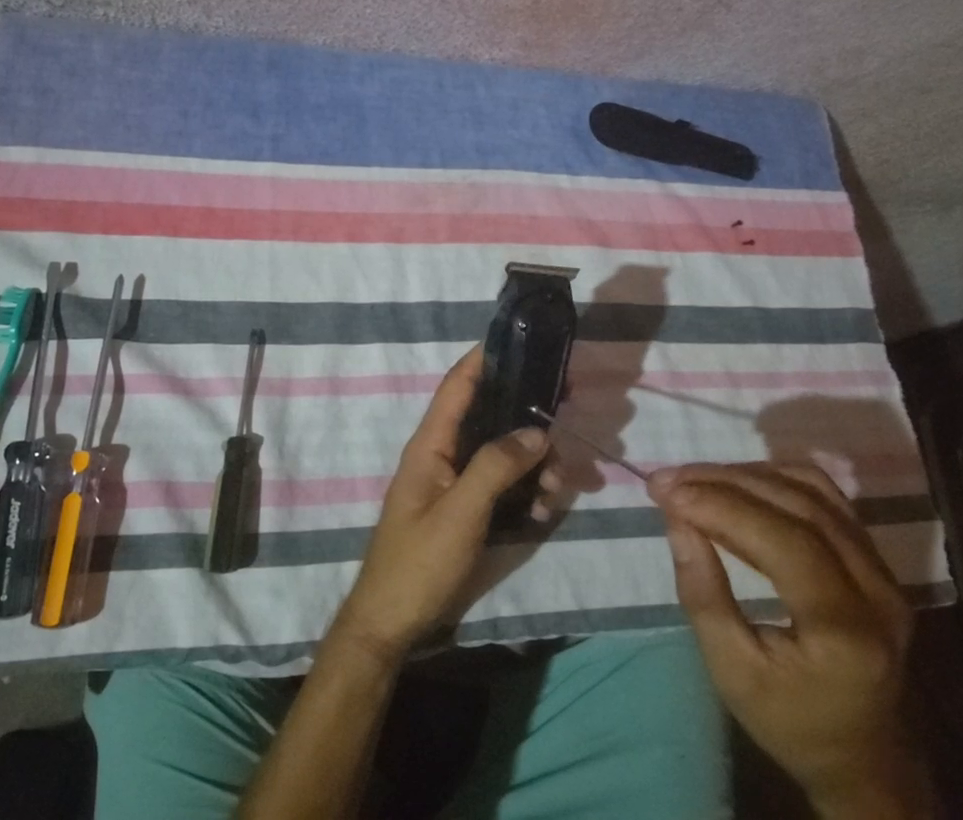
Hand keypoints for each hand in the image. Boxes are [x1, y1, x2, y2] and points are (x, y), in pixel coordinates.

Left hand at [334, 347, 548, 657]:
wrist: (393, 622)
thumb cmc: (419, 563)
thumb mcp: (460, 512)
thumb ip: (496, 466)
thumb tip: (537, 429)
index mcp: (430, 446)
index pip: (457, 387)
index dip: (484, 358)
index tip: (523, 340)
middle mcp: (444, 456)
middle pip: (491, 417)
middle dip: (530, 415)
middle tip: (569, 409)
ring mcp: (456, 484)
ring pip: (505, 455)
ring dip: (537, 463)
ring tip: (560, 489)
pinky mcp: (468, 511)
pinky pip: (505, 487)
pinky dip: (528, 493)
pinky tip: (544, 512)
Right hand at [650, 462, 932, 819]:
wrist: (862, 756)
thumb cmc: (789, 722)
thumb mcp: (732, 674)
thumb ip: (704, 597)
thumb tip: (677, 522)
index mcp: (845, 630)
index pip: (786, 543)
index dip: (725, 508)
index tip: (667, 493)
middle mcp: (878, 590)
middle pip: (804, 507)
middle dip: (729, 483)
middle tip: (669, 478)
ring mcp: (886, 573)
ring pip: (819, 493)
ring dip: (753, 475)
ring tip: (697, 479)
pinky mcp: (880, 564)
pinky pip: (830, 502)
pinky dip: (778, 484)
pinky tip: (738, 487)